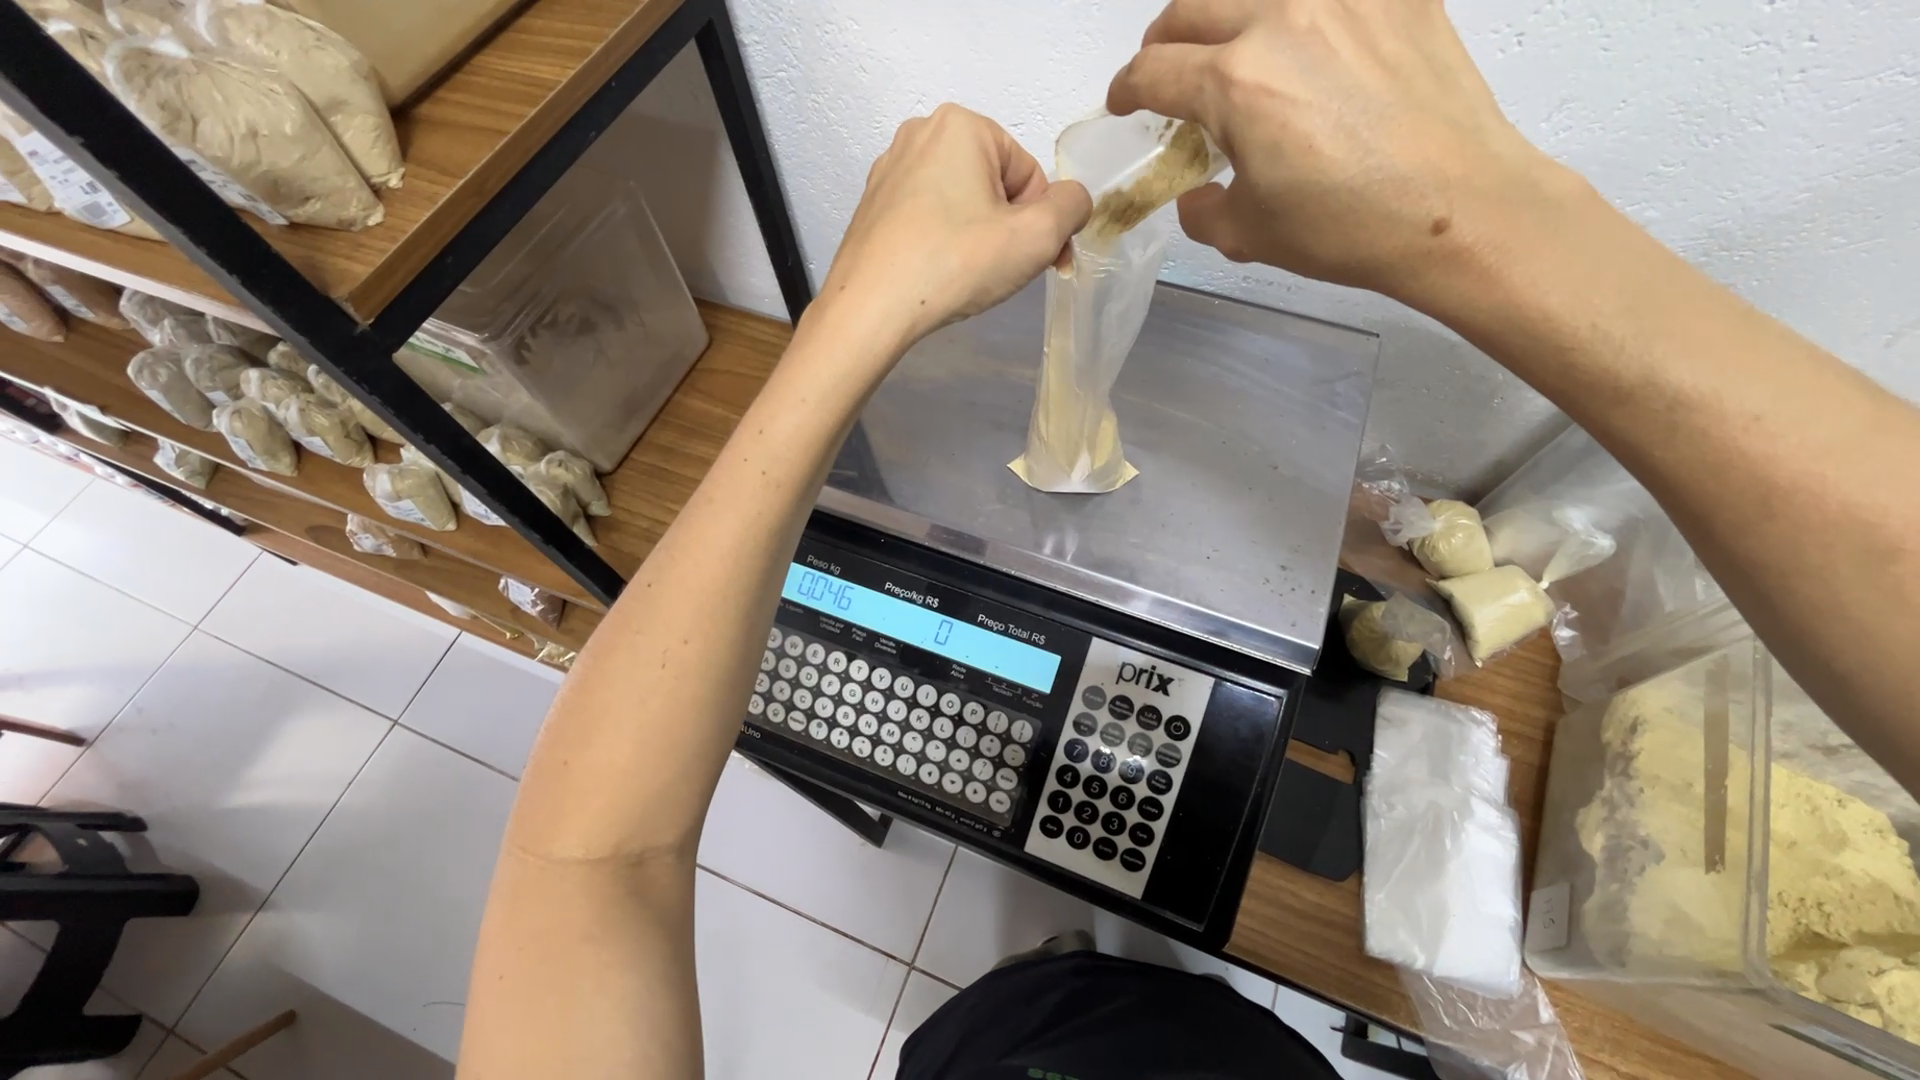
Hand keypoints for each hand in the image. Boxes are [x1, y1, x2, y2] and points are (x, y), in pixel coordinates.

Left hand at [816, 105, 1090, 349]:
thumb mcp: (1038, 236)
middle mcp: (920, 134)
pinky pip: (927, 219)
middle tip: (1001, 270)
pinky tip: (937, 275)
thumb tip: (1073, 201)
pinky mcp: (872, 206)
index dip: (1041, 221)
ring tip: (966, 276)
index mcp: (961, 125)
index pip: (1028, 173)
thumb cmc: (956, 264)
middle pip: (993, 185)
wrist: (872, 307)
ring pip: (960, 204)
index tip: (1036, 260)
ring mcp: (889, 170)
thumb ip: (1072, 207)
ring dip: (977, 238)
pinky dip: (942, 244)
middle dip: (1007, 228)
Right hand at [1107, 0, 1571, 302]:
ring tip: (1229, 46)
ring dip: (1221, 16)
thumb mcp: (1248, 235)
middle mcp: (1280, 18)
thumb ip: (1200, 209)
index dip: (1125, 91)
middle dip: (1162, 43)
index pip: (1152, 72)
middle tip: (1166, 71)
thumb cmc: (1344, 228)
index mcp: (1234, 84)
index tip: (1124, 105)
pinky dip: (1293, 13)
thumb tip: (1196, 192)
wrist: (1456, 208)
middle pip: (1189, 10)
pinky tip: (1305, 39)